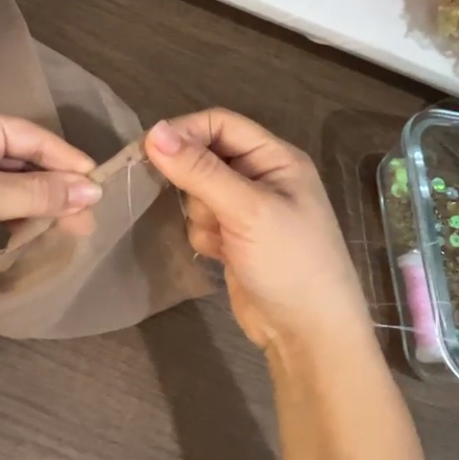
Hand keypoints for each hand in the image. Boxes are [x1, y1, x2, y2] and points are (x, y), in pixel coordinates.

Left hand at [0, 102, 102, 282]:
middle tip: (87, 219)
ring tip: (71, 230)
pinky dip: (15, 212)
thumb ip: (40, 193)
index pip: (34, 137)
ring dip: (38, 203)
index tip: (101, 188)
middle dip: (56, 187)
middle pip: (24, 158)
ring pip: (11, 180)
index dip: (69, 162)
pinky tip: (35, 229)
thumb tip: (92, 191)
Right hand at [143, 109, 367, 351]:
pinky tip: (219, 254)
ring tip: (220, 237)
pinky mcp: (235, 237)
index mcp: (276, 158)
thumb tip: (153, 131)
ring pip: (196, 190)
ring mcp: (248, 209)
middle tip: (195, 204)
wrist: (308, 335)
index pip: (219, 124)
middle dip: (191, 180)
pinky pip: (200, 220)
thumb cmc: (290, 263)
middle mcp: (262, 177)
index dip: (185, 133)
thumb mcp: (246, 210)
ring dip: (198, 213)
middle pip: (204, 156)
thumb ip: (199, 170)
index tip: (151, 153)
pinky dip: (202, 235)